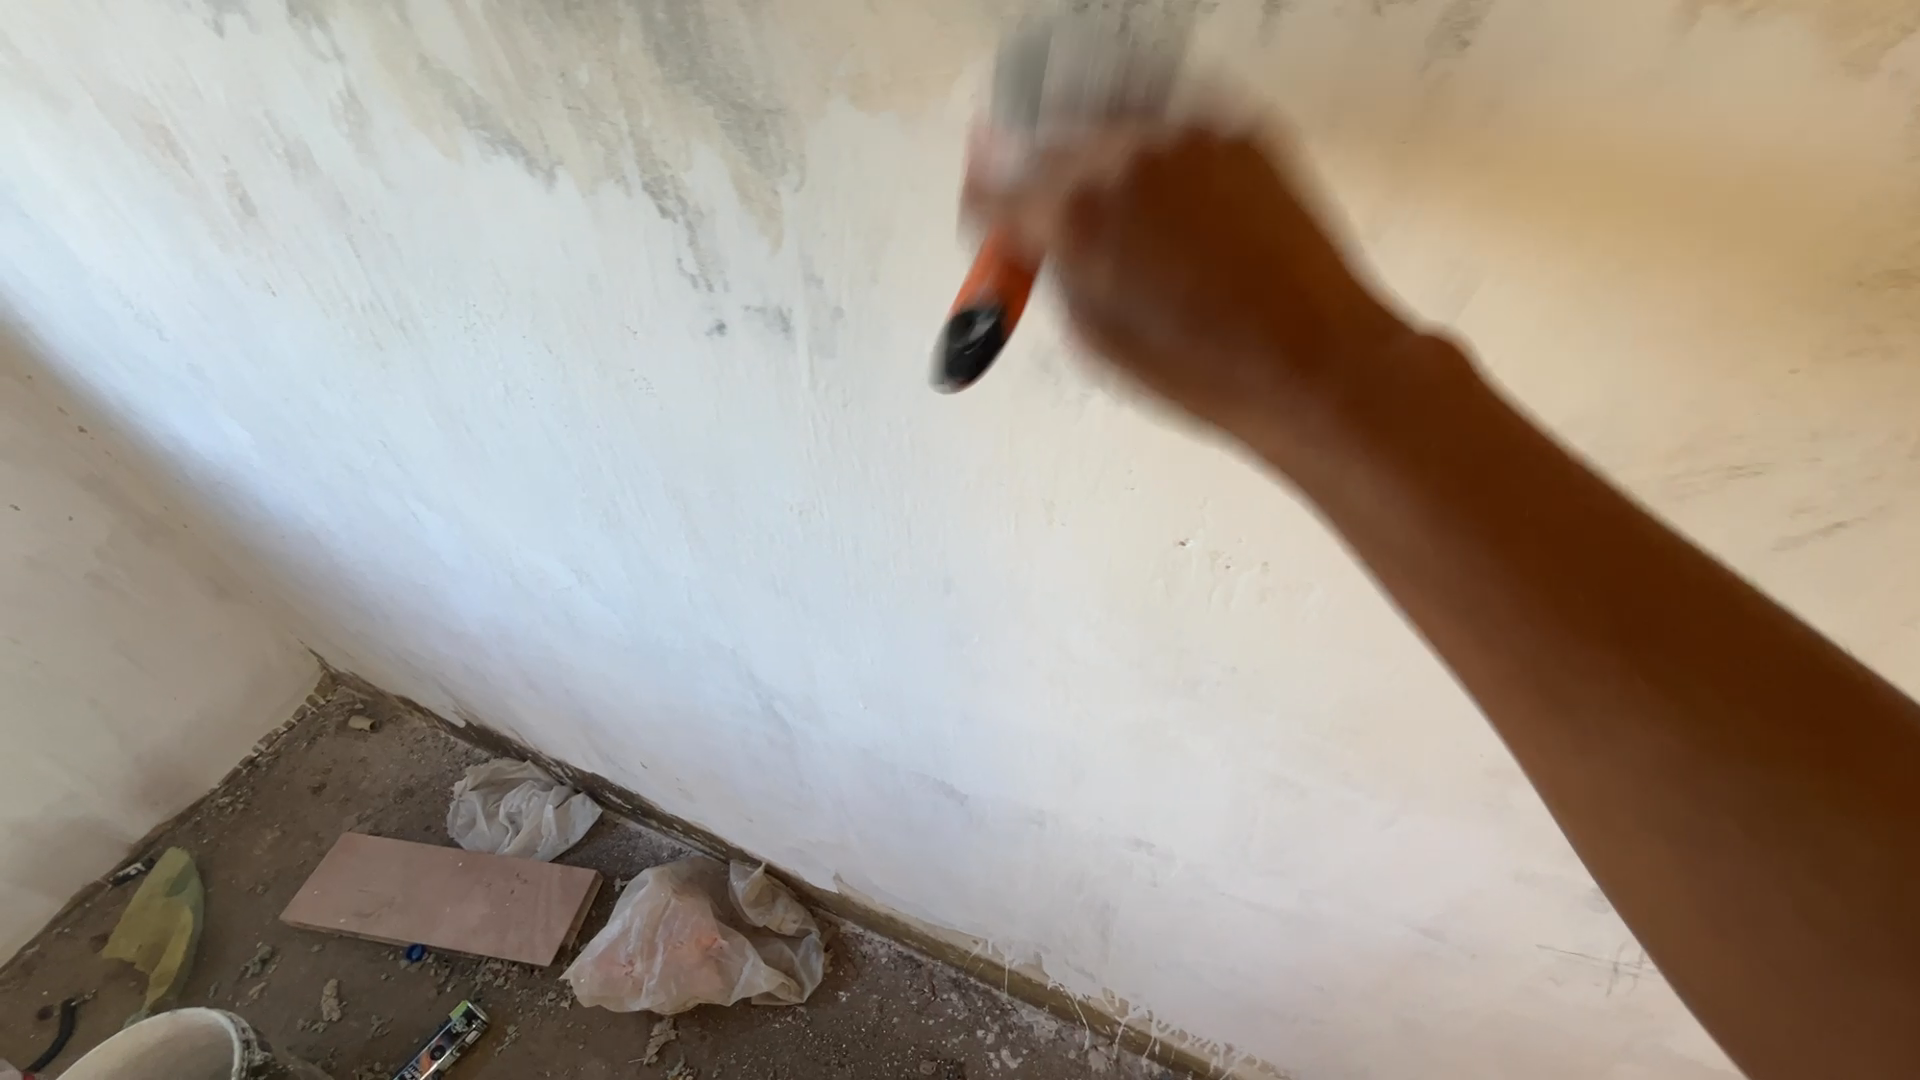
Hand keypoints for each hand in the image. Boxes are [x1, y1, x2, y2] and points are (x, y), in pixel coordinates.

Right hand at [963, 125, 1416, 453]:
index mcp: (1074, 219)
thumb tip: (1031, 238)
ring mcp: (1184, 136)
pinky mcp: (1235, 131)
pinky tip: (1144, 168)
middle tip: (1025, 198)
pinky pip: (1165, 115)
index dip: (981, 206)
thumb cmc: (1209, 368)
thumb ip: (1050, 273)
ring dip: (1077, 139)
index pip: (995, 189)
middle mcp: (1123, 158)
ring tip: (1080, 172)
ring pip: (1101, 112)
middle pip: (1042, 142)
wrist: (1310, 361)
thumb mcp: (1094, 339)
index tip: (983, 211)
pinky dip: (1141, 136)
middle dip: (1024, 173)